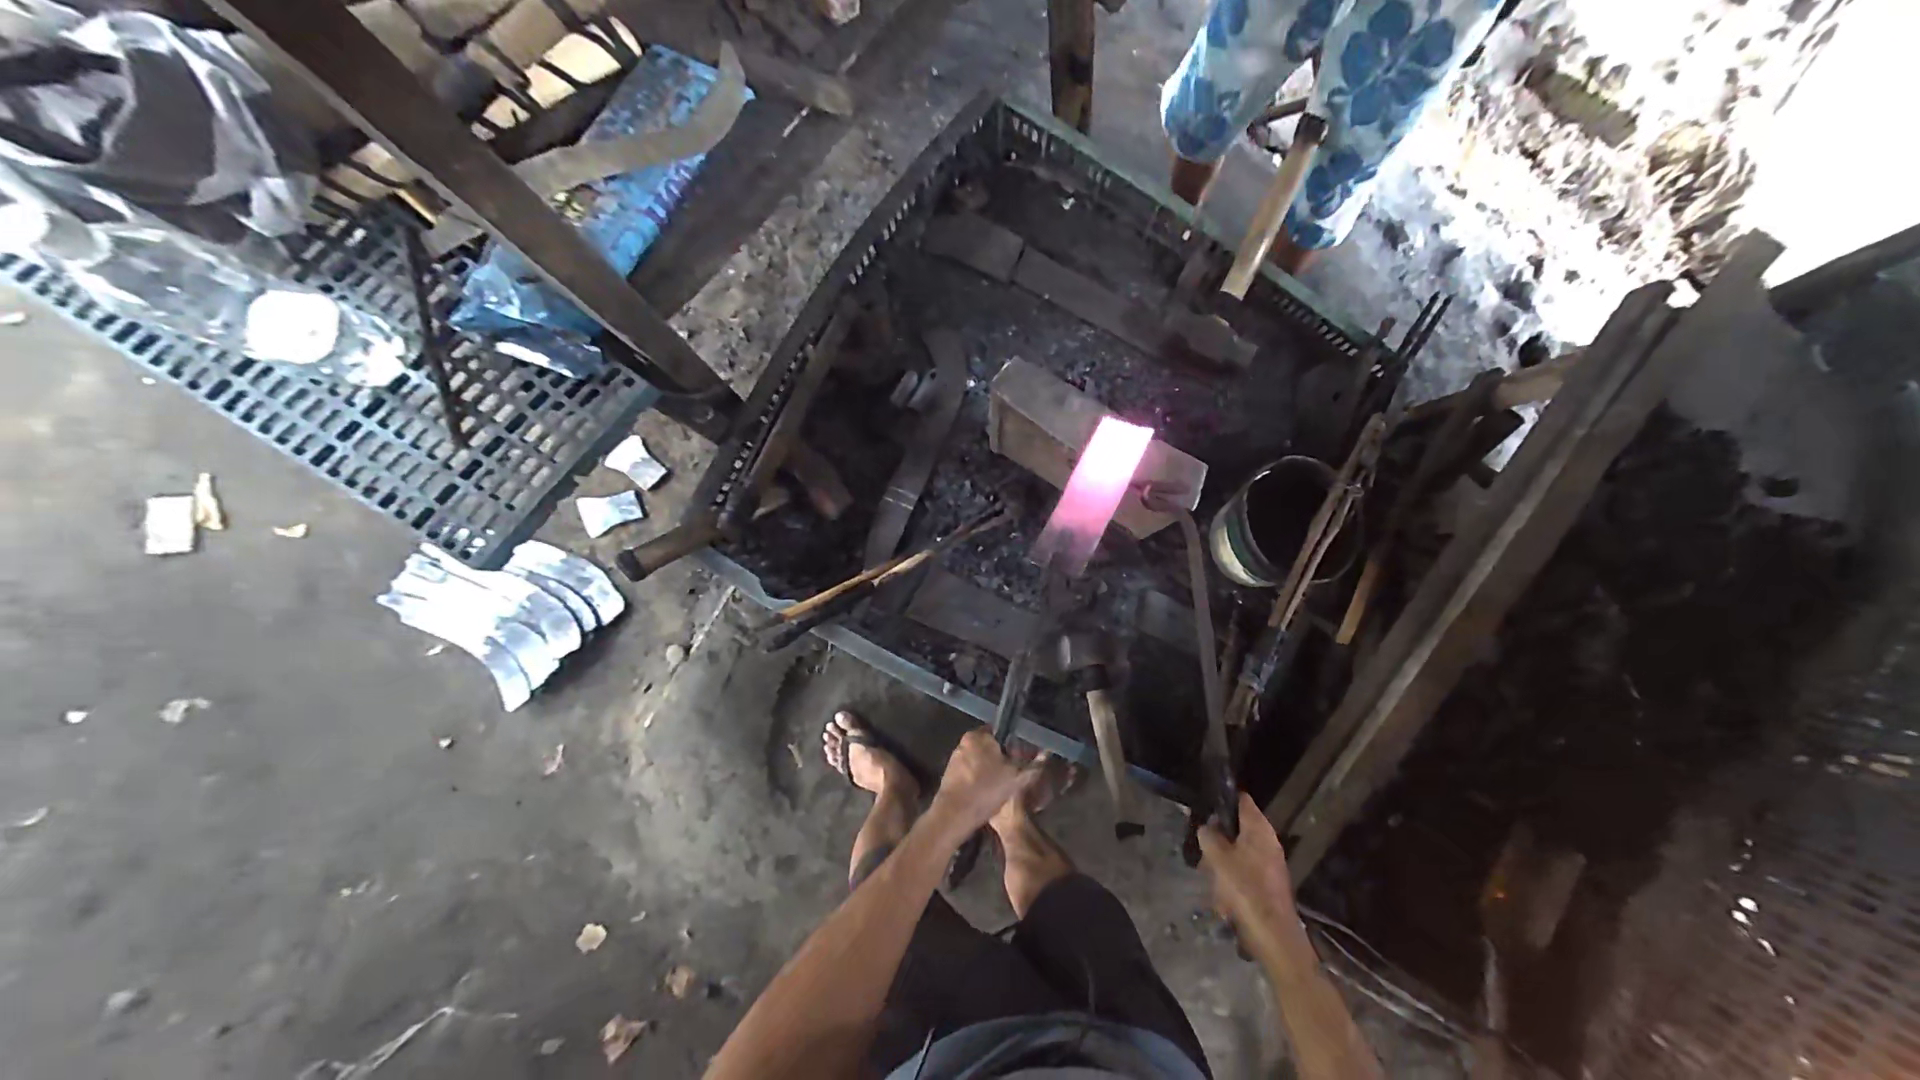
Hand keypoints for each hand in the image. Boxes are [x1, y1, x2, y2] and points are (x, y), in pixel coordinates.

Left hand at [926, 730, 1038, 842]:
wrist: (955, 815)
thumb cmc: (987, 790)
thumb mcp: (1017, 778)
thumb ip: (1033, 764)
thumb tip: (1046, 753)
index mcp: (978, 736)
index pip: (1000, 731)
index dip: (1012, 743)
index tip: (1020, 757)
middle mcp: (963, 742)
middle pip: (988, 746)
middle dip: (1000, 757)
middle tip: (1013, 773)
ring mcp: (954, 758)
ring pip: (978, 760)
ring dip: (989, 769)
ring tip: (1000, 785)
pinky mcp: (949, 774)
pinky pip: (969, 772)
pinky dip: (978, 779)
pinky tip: (986, 793)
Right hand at [1197, 793, 1297, 956]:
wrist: (1274, 935)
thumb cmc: (1245, 889)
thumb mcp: (1217, 857)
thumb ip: (1209, 836)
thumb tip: (1207, 826)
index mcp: (1259, 829)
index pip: (1241, 800)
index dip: (1223, 799)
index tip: (1205, 805)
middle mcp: (1269, 841)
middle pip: (1238, 827)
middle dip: (1219, 838)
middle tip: (1203, 850)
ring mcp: (1271, 863)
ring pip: (1239, 851)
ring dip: (1223, 862)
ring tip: (1210, 877)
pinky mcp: (1270, 883)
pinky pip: (1245, 872)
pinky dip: (1232, 879)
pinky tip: (1223, 897)